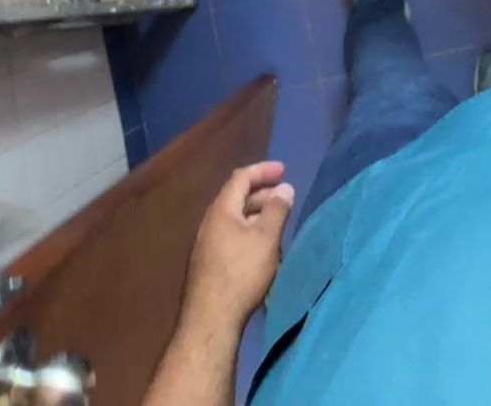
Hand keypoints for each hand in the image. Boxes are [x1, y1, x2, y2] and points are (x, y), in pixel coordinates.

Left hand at [181, 161, 294, 330]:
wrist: (210, 320)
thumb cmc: (241, 272)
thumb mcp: (266, 238)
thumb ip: (276, 209)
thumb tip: (284, 188)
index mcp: (221, 210)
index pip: (241, 178)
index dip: (263, 170)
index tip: (284, 170)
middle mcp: (209, 222)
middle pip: (236, 197)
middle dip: (262, 193)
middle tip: (284, 198)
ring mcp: (206, 244)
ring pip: (234, 218)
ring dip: (256, 215)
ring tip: (276, 223)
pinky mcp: (207, 263)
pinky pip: (230, 235)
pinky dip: (248, 231)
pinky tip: (261, 249)